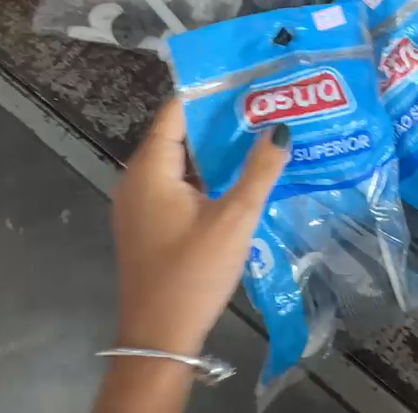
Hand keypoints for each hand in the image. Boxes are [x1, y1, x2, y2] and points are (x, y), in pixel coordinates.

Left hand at [112, 97, 290, 356]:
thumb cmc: (193, 273)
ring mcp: (140, 203)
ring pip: (181, 160)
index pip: (177, 111)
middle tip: (262, 101)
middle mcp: (137, 179)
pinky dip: (206, 172)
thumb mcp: (235, 219)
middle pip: (179, 133)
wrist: (159, 340)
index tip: (247, 77)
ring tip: (258, 130)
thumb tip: (280, 128)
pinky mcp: (149, 223)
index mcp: (149, 169)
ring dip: (215, 148)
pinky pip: (177, 182)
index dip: (210, 90)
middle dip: (220, 118)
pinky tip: (240, 172)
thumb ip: (259, 170)